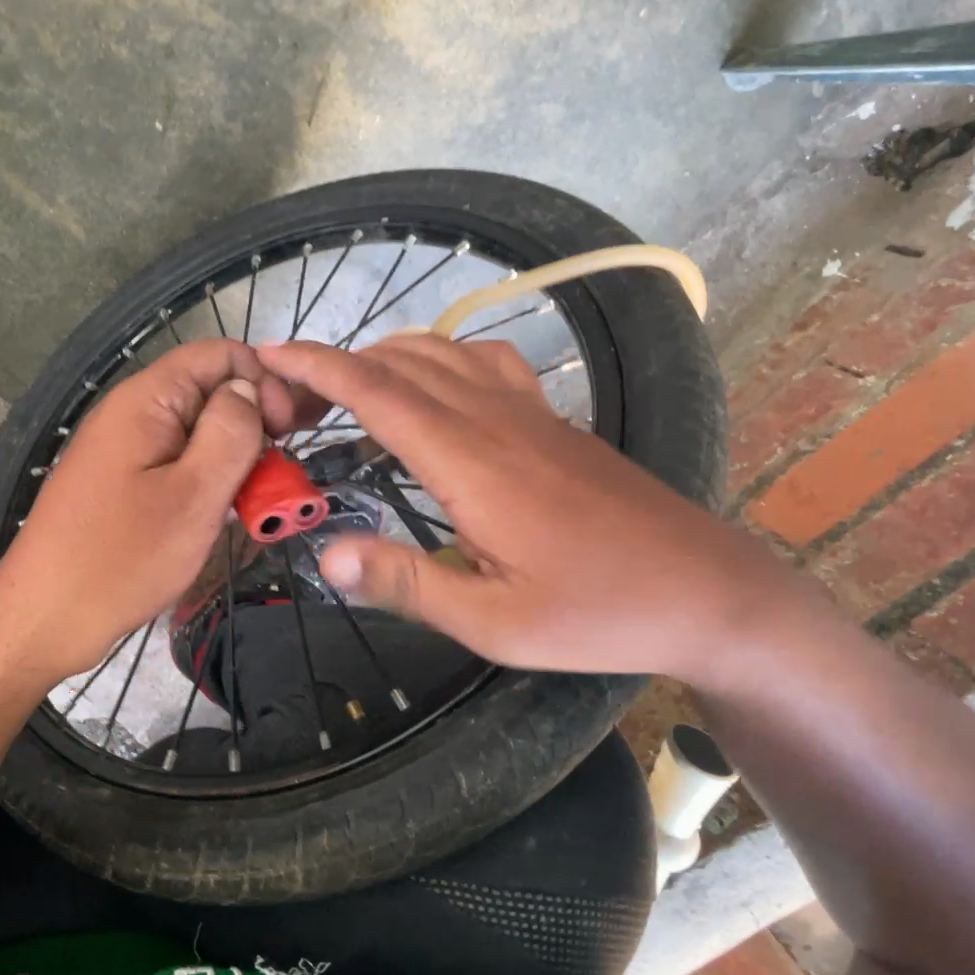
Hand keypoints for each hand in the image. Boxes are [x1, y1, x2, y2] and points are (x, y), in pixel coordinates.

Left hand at [0, 338, 295, 683]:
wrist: (45, 618)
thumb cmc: (122, 558)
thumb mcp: (194, 495)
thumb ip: (231, 433)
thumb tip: (249, 389)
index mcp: (146, 400)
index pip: (218, 354)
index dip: (261, 381)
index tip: (286, 434)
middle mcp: (132, 414)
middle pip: (208, 392)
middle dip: (253, 425)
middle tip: (279, 478)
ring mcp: (125, 450)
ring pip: (197, 434)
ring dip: (234, 461)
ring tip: (257, 503)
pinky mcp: (123, 485)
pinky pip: (176, 465)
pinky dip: (207, 483)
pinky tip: (223, 516)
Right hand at [257, 336, 814, 681]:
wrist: (707, 592)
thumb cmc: (597, 613)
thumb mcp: (493, 623)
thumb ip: (407, 583)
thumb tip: (327, 554)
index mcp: (471, 461)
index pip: (378, 391)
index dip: (316, 366)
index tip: (268, 353)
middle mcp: (495, 419)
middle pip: (401, 361)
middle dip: (335, 364)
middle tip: (288, 397)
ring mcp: (529, 412)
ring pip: (443, 352)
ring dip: (383, 357)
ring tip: (345, 389)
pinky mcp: (551, 420)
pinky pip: (483, 362)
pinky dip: (437, 358)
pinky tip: (433, 387)